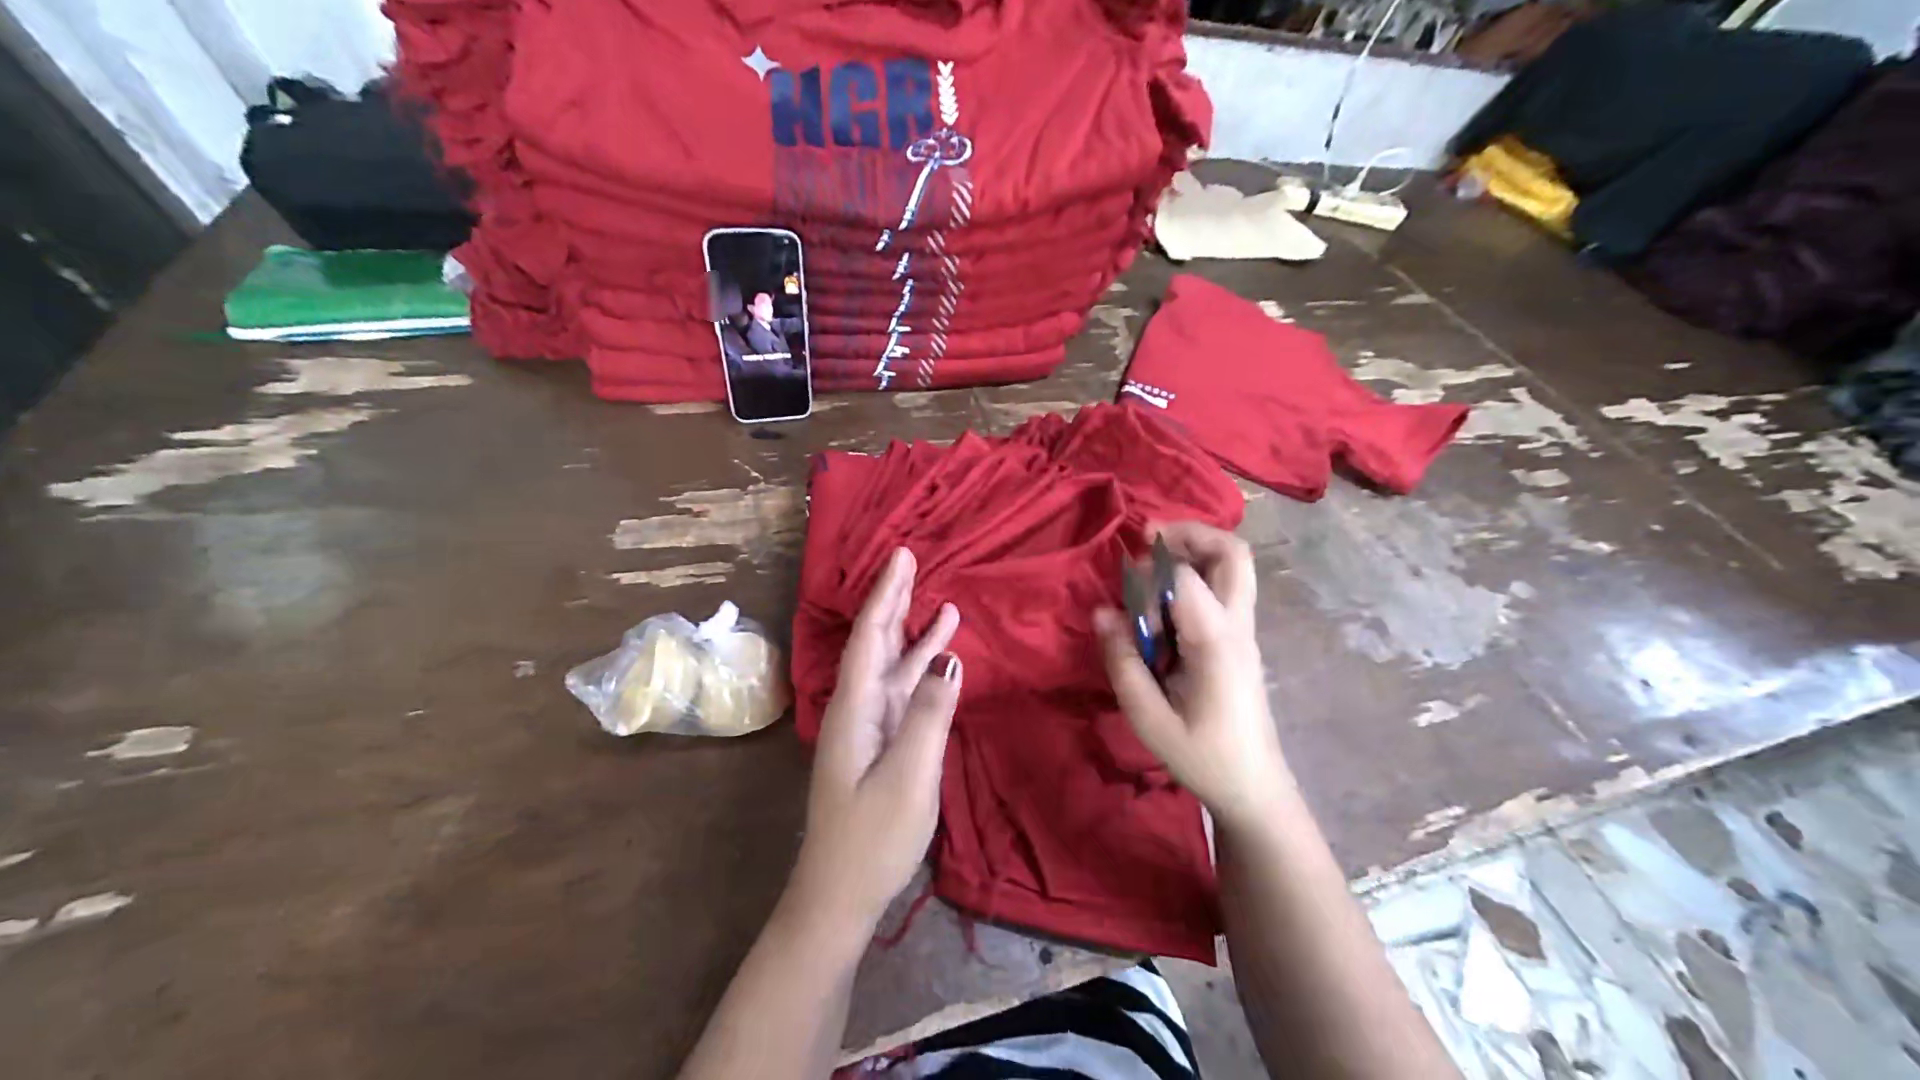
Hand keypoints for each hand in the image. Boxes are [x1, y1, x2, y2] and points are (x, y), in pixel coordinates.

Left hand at [792, 547, 962, 927]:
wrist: (840, 895)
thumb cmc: (872, 838)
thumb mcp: (909, 776)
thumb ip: (929, 714)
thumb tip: (948, 657)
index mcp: (855, 709)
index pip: (870, 638)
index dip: (885, 595)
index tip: (901, 557)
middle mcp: (858, 709)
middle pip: (875, 644)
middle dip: (893, 602)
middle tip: (912, 563)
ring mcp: (869, 729)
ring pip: (891, 669)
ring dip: (913, 635)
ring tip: (942, 605)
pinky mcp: (881, 747)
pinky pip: (902, 695)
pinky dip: (920, 671)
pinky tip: (938, 660)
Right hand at [1094, 522, 1291, 831]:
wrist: (1254, 786)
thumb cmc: (1203, 757)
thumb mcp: (1149, 718)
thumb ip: (1123, 662)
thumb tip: (1102, 611)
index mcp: (1217, 643)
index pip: (1186, 578)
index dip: (1149, 575)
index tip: (1124, 597)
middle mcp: (1238, 626)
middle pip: (1232, 553)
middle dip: (1189, 534)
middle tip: (1148, 539)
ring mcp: (1244, 631)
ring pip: (1234, 565)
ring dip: (1194, 552)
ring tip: (1152, 567)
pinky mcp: (1240, 639)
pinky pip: (1224, 588)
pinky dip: (1195, 575)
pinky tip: (1163, 603)